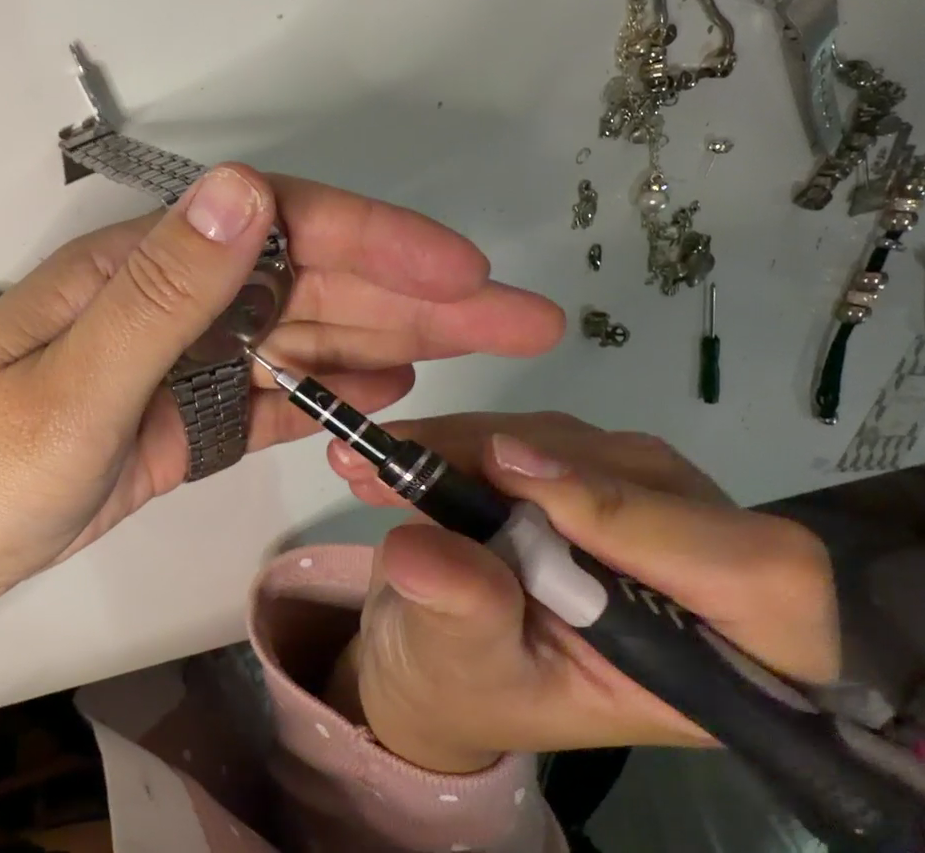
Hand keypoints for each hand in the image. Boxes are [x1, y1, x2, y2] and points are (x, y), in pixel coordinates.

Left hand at [0, 166, 563, 628]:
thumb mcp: (72, 386)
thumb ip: (161, 296)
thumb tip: (243, 190)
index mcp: (128, 275)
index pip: (265, 229)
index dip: (368, 240)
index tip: (463, 270)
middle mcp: (157, 307)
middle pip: (296, 283)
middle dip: (408, 293)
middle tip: (523, 319)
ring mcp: (169, 368)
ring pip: (290, 340)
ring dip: (383, 341)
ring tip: (481, 355)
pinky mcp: (174, 425)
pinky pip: (262, 400)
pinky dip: (322, 395)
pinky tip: (384, 396)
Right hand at [321, 412, 841, 772]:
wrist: (426, 658)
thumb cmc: (461, 688)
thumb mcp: (456, 666)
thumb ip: (460, 612)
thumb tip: (423, 550)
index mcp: (722, 660)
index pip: (745, 570)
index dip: (636, 514)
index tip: (509, 474)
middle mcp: (709, 577)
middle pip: (650, 485)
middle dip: (517, 467)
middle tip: (405, 464)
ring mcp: (653, 517)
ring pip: (584, 445)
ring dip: (469, 442)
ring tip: (374, 464)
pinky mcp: (593, 477)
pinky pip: (537, 433)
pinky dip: (457, 436)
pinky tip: (395, 452)